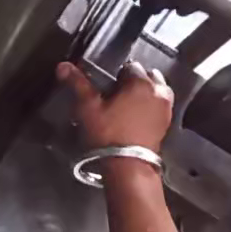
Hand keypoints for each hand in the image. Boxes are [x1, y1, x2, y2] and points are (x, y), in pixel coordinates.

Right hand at [58, 60, 173, 152]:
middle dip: (134, 81)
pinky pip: (160, 106)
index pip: (130, 66)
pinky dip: (151, 106)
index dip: (117, 74)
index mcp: (140, 82)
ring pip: (157, 90)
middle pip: (147, 76)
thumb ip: (78, 84)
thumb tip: (63, 66)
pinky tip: (137, 117)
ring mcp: (166, 108)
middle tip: (117, 96)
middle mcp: (159, 91)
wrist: (128, 166)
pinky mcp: (167, 123)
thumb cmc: (107, 134)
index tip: (107, 86)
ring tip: (128, 106)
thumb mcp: (89, 108)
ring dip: (145, 92)